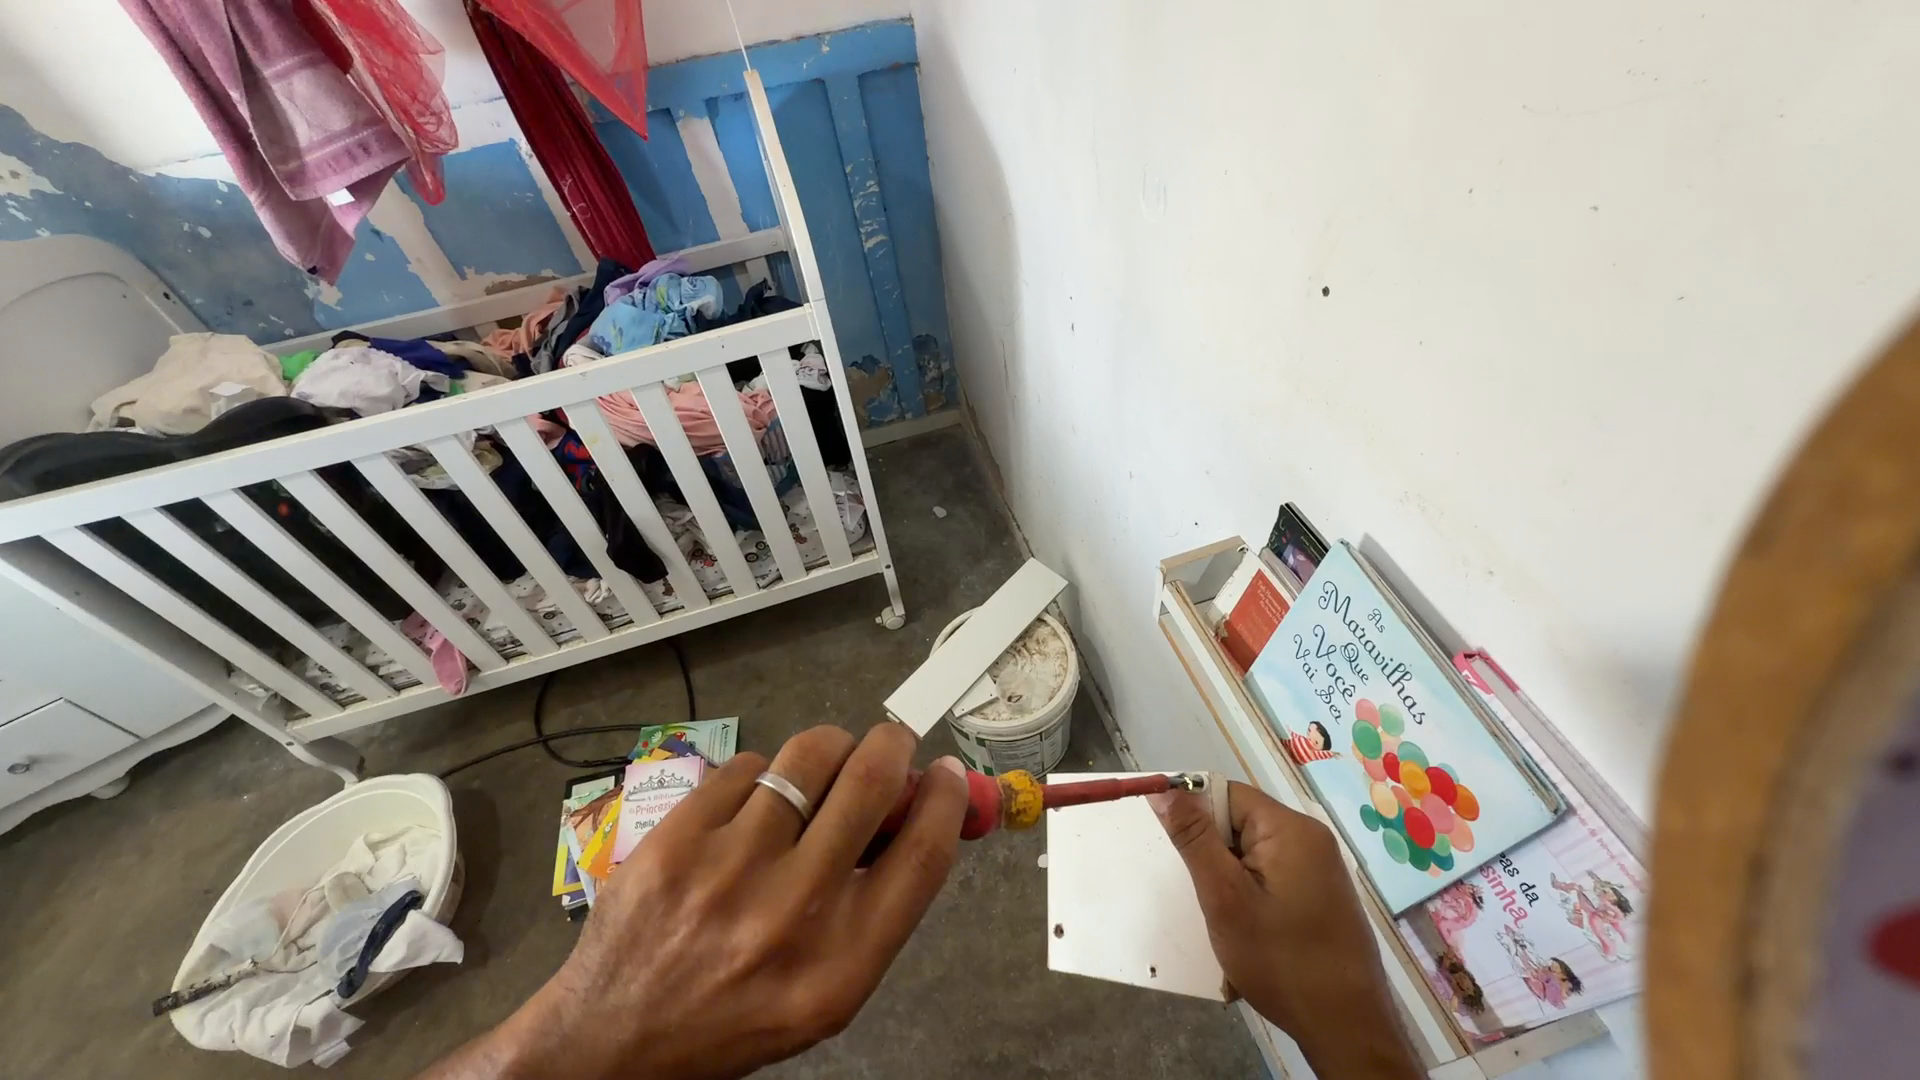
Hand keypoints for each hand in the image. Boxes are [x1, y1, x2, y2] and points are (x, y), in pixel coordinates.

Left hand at [419, 724, 968, 1079]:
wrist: (617, 1037)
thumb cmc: (742, 1012)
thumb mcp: (831, 983)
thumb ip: (879, 900)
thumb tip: (916, 807)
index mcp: (843, 960)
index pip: (923, 853)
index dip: (948, 798)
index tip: (949, 772)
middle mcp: (792, 909)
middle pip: (871, 781)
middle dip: (893, 745)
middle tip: (891, 744)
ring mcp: (729, 865)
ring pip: (809, 752)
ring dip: (830, 749)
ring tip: (820, 771)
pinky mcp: (678, 835)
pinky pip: (748, 764)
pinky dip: (762, 775)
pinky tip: (749, 810)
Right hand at [1150, 781, 1422, 1079]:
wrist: (1349, 1032)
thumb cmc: (1281, 961)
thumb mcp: (1224, 896)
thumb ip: (1193, 837)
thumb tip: (1164, 788)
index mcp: (1290, 829)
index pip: (1226, 793)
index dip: (1194, 815)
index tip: (1177, 850)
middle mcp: (1310, 839)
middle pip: (1240, 823)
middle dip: (1213, 856)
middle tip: (1206, 896)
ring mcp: (1320, 869)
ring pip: (1252, 854)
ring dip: (1230, 882)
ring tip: (1227, 920)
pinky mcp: (1322, 896)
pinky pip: (1271, 877)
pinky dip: (1251, 898)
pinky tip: (1249, 934)